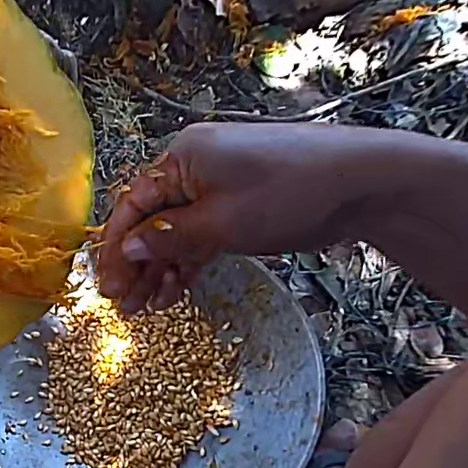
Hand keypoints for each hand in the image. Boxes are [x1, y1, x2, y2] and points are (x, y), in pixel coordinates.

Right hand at [96, 123, 368, 312]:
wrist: (361, 184)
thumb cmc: (288, 193)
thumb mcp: (221, 221)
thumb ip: (170, 237)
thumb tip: (127, 248)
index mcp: (183, 159)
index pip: (134, 206)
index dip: (116, 249)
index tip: (106, 287)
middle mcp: (194, 170)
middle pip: (152, 222)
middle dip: (137, 266)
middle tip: (124, 307)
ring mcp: (218, 189)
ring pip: (176, 234)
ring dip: (161, 270)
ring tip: (147, 308)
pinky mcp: (238, 208)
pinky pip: (201, 237)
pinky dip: (188, 263)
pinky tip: (175, 291)